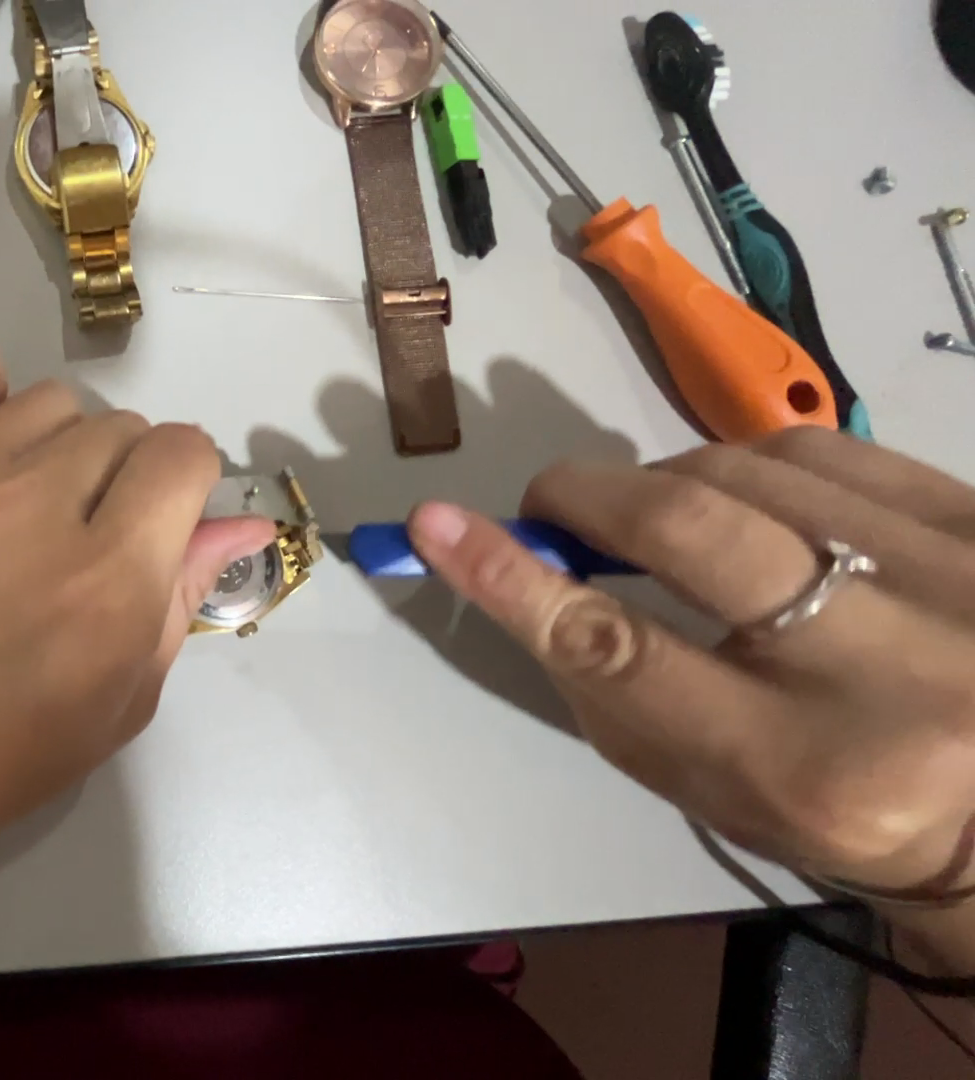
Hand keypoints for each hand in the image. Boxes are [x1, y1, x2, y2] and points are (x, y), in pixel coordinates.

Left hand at [0, 354, 274, 862]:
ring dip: (66, 445)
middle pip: (124, 428)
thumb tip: (245, 519)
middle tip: (94, 533)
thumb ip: (187, 593)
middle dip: (131, 475)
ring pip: (54, 401)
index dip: (189, 482)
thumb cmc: (14, 747)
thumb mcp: (128, 695)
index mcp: (107, 578)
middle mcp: (36, 508)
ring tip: (38, 503)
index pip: (183, 454)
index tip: (166, 518)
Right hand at [409, 428, 974, 920]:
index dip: (511, 577)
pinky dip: (743, 467)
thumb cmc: (802, 794)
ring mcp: (972, 586)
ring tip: (657, 525)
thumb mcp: (674, 762)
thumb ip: (586, 664)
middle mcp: (904, 674)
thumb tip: (504, 552)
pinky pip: (821, 449)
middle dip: (585, 497)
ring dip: (663, 487)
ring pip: (750, 471)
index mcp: (797, 764)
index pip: (614, 647)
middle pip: (691, 531)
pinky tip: (744, 510)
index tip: (434, 525)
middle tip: (549, 507)